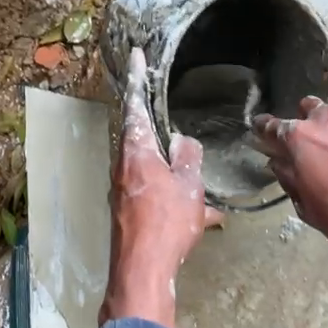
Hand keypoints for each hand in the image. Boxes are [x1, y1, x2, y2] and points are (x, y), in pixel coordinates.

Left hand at [102, 48, 217, 327]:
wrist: (142, 272)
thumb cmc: (166, 223)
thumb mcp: (189, 185)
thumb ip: (188, 156)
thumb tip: (182, 140)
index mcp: (137, 149)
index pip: (136, 103)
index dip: (138, 77)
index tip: (136, 55)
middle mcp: (124, 164)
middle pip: (141, 134)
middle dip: (157, 124)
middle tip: (167, 108)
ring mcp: (123, 188)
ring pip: (152, 167)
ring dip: (173, 169)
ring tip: (200, 185)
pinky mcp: (128, 210)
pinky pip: (155, 193)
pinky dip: (176, 198)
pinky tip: (204, 219)